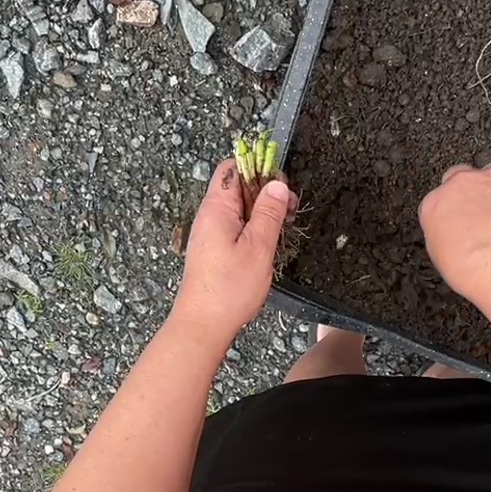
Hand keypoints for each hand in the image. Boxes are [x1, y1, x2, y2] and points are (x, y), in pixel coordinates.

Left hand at [170, 158, 294, 339]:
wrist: (203, 324)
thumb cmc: (228, 289)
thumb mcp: (258, 247)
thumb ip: (269, 213)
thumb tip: (277, 184)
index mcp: (216, 208)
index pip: (232, 167)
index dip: (258, 168)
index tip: (281, 185)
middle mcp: (208, 216)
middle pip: (237, 186)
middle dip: (264, 192)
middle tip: (287, 209)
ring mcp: (209, 234)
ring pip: (238, 209)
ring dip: (260, 213)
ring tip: (280, 229)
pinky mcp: (212, 251)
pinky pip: (234, 228)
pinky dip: (252, 230)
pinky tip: (265, 245)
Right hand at [419, 160, 490, 305]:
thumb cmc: (475, 267)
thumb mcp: (442, 258)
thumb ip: (444, 234)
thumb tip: (455, 235)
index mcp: (435, 204)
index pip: (439, 198)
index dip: (452, 210)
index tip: (460, 221)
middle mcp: (462, 183)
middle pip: (464, 177)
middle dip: (473, 192)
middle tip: (485, 216)